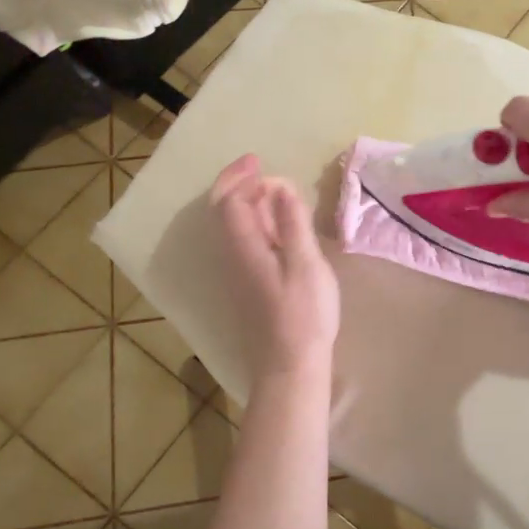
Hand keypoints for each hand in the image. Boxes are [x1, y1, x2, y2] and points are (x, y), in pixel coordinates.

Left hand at [210, 154, 339, 379]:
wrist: (289, 367)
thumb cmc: (302, 315)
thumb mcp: (306, 264)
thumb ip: (292, 223)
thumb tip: (279, 186)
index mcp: (244, 248)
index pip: (229, 201)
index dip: (241, 177)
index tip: (259, 161)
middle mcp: (232, 258)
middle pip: (223, 212)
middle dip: (236, 184)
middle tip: (257, 167)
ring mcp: (237, 275)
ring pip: (231, 228)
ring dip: (246, 203)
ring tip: (272, 192)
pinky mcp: (247, 288)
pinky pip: (243, 242)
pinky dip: (255, 223)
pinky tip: (277, 228)